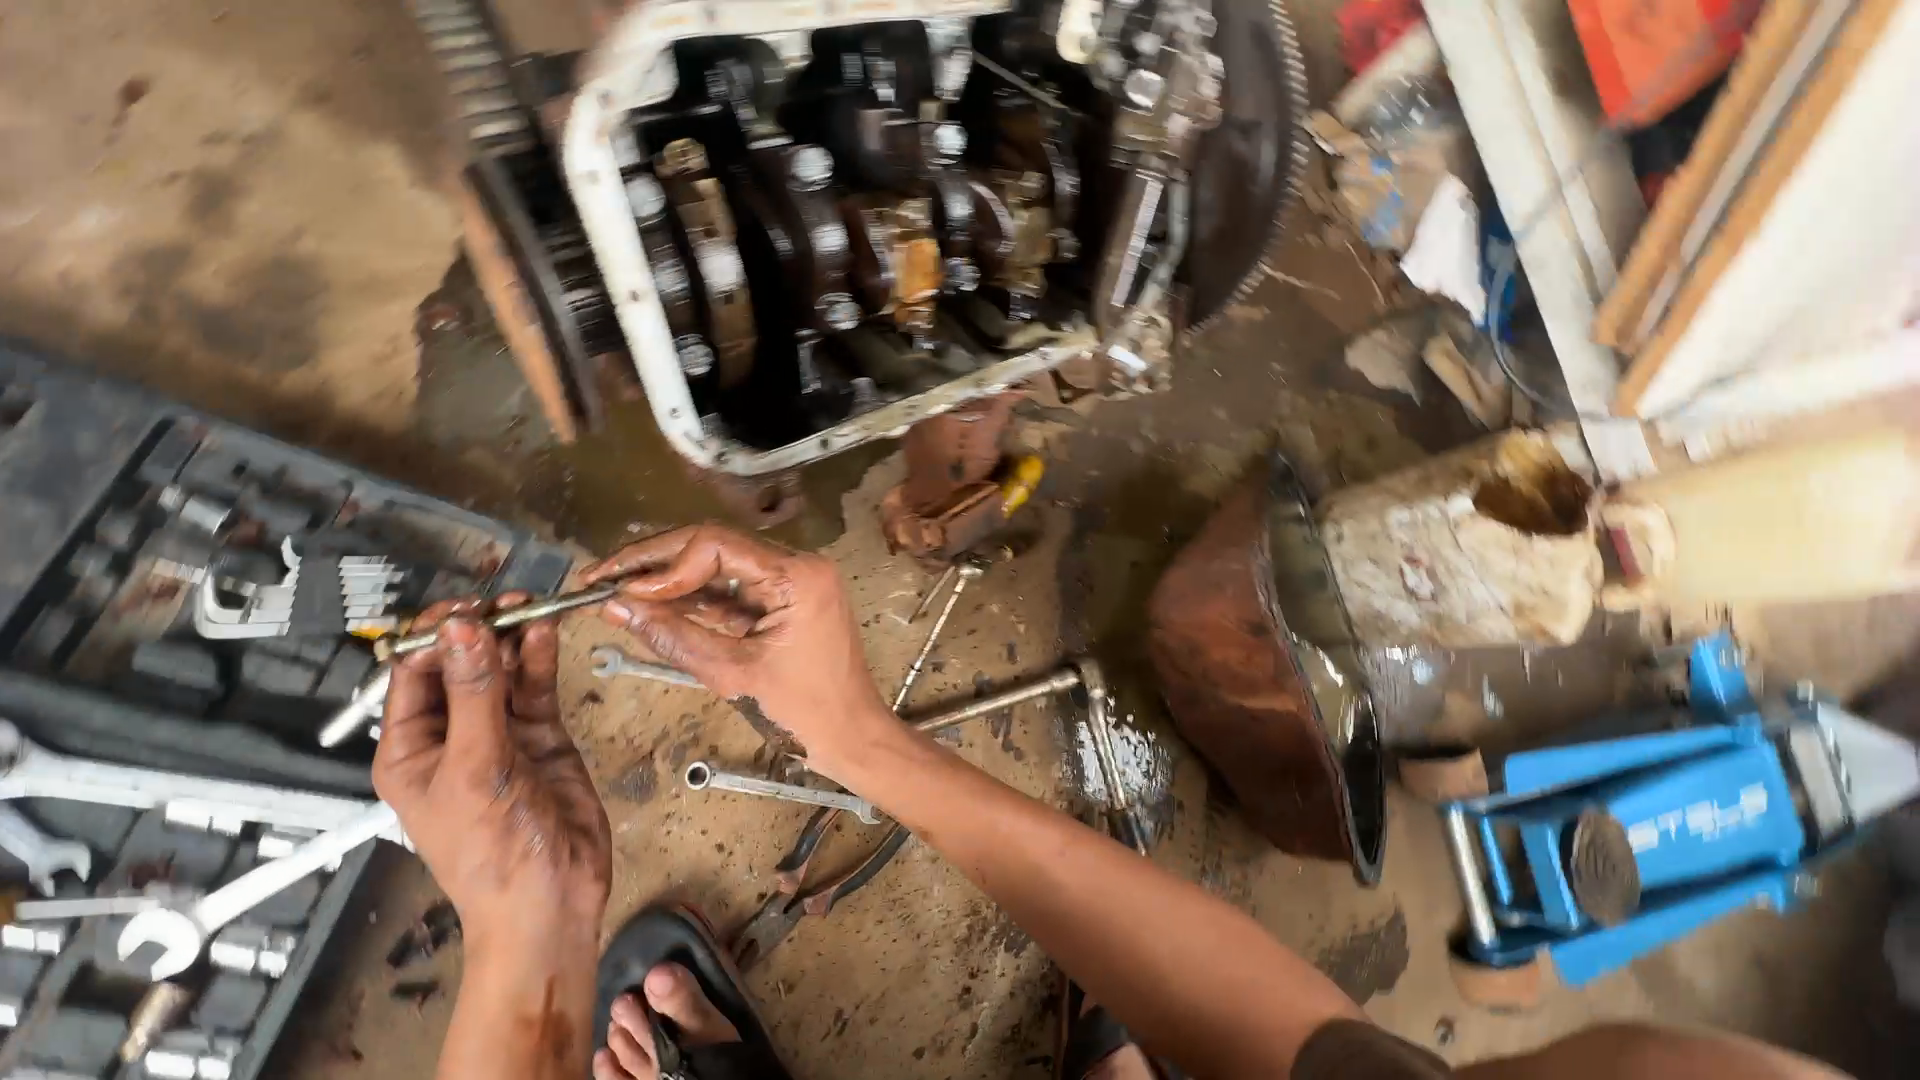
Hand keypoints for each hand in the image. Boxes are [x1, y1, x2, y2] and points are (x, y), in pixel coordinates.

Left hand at [373, 595, 612, 953]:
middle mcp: (452, 733)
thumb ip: (475, 695)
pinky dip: (541, 659)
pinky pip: (537, 687)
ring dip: (514, 638)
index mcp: (410, 748)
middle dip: (481, 631)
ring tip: (532, 607)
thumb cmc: (491, 849)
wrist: (550, 898)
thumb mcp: (475, 768)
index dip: (439, 636)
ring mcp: (501, 732)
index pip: (415, 674)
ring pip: (503, 670)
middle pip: (462, 664)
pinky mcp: (542, 735)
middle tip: (507, 603)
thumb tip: (466, 628)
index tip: (470, 609)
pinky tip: (547, 633)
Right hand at [579, 525, 897, 777]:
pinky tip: (652, 605)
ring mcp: (793, 581)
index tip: (621, 591)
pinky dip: (694, 599)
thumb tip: (617, 606)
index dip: (663, 565)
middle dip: (656, 563)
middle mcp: (798, 565)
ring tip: (615, 591)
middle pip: (715, 546)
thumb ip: (675, 635)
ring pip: (719, 565)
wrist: (852, 736)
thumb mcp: (733, 673)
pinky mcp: (784, 600)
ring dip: (670, 580)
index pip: (716, 545)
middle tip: (599, 577)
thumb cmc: (805, 711)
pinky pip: (732, 589)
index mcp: (797, 575)